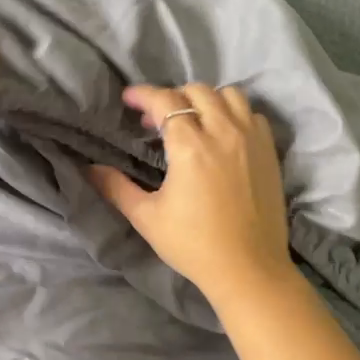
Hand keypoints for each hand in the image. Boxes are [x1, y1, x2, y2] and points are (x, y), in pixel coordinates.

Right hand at [86, 83, 293, 303]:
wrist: (248, 268)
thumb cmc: (193, 245)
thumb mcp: (147, 218)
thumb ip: (116, 188)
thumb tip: (89, 170)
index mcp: (190, 146)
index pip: (165, 101)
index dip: (143, 95)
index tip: (128, 100)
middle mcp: (223, 132)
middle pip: (197, 91)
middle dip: (172, 97)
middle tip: (155, 121)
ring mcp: (251, 139)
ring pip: (229, 95)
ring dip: (205, 100)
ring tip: (191, 121)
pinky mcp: (269, 151)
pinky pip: (251, 114)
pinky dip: (233, 113)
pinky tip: (221, 135)